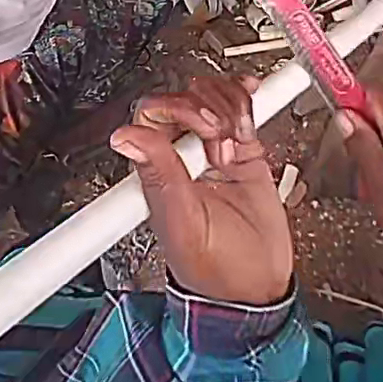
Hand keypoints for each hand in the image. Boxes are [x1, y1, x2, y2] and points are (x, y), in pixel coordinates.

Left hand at [110, 76, 292, 305]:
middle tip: (223, 142)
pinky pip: (241, 108)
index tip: (204, 127)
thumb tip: (124, 136)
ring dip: (231, 109)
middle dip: (209, 109)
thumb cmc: (214, 266)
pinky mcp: (244, 147)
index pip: (152, 114)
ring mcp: (213, 147)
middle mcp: (182, 154)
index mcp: (157, 170)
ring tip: (239, 143)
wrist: (258, 284)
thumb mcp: (184, 223)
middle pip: (186, 96)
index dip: (177, 108)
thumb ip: (160, 176)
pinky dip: (247, 99)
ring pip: (213, 96)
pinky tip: (253, 98)